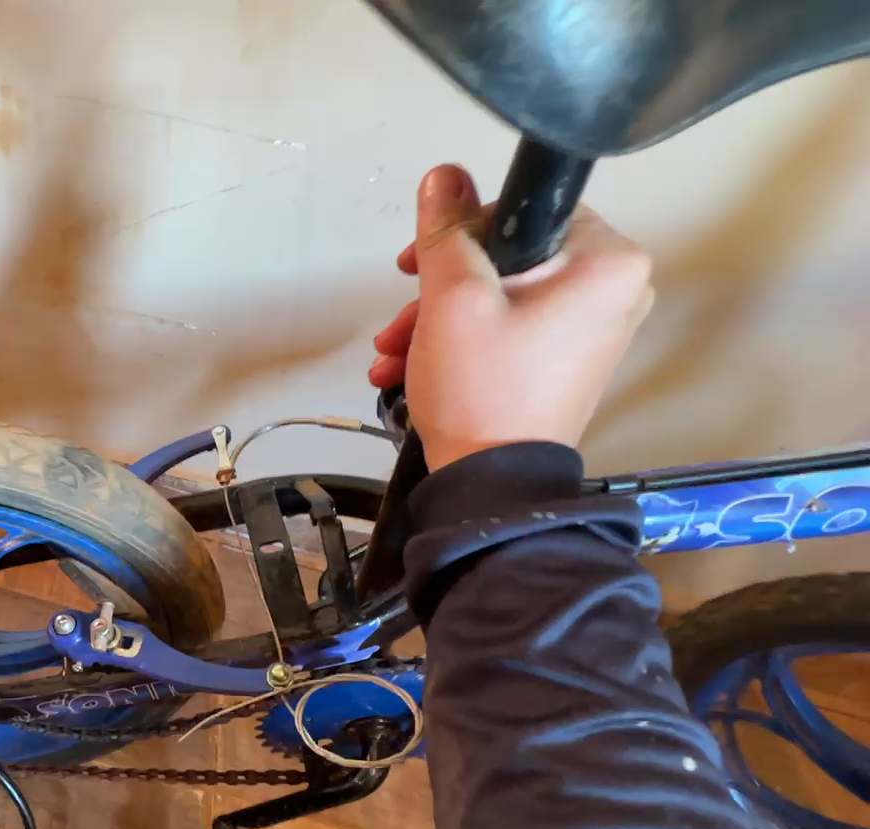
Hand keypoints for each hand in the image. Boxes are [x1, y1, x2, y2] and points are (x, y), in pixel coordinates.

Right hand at [368, 164, 655, 470]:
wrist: (491, 476)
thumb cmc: (481, 388)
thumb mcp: (451, 301)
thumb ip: (446, 235)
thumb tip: (442, 177)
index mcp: (607, 262)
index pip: (524, 214)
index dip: (458, 237)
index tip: (414, 267)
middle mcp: (612, 291)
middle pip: (505, 262)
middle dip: (435, 295)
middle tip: (397, 323)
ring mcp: (589, 331)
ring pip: (496, 301)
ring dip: (433, 324)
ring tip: (392, 356)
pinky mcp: (562, 362)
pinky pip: (504, 332)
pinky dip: (456, 345)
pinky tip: (412, 369)